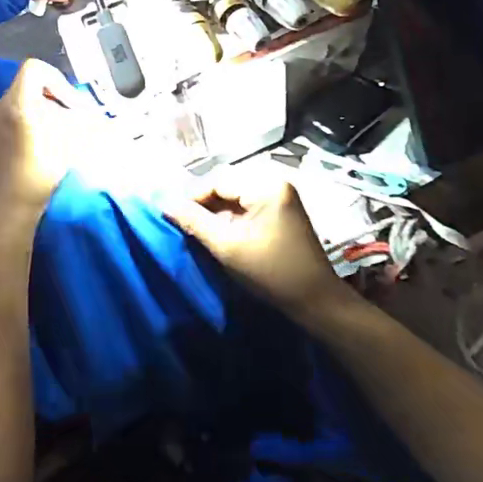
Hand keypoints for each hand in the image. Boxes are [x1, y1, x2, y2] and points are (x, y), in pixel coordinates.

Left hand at [0, 60, 82, 228]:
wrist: (8, 208)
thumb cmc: (38, 176)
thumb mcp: (67, 146)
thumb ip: (82, 123)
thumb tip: (99, 115)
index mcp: (17, 105)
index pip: (35, 70)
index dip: (58, 80)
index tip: (71, 104)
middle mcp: (0, 106)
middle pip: (31, 83)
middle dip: (55, 96)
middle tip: (73, 116)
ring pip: (24, 97)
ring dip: (46, 107)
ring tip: (61, 129)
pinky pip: (16, 110)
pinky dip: (34, 116)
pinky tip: (46, 138)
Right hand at [162, 172, 348, 318]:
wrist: (315, 300)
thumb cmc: (271, 273)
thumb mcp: (227, 247)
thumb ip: (195, 222)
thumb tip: (166, 205)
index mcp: (266, 186)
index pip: (217, 181)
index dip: (193, 198)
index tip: (175, 218)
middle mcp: (276, 182)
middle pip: (227, 185)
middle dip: (205, 205)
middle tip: (187, 227)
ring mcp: (282, 195)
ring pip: (236, 196)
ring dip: (218, 212)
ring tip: (202, 233)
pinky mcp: (283, 210)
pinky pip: (248, 205)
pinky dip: (233, 217)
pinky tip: (222, 235)